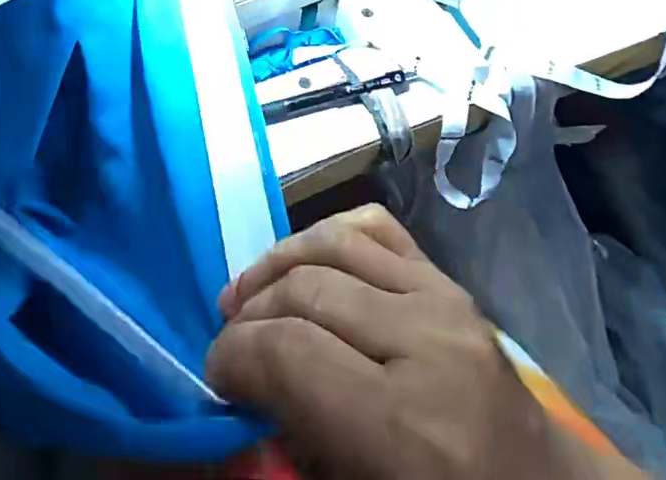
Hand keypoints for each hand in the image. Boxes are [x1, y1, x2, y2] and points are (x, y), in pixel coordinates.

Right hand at [206, 205, 614, 479]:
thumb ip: (290, 437)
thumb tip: (236, 386)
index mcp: (410, 426)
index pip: (289, 352)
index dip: (235, 356)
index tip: (217, 375)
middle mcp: (429, 345)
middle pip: (304, 291)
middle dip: (249, 316)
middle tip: (230, 345)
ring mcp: (445, 300)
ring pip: (331, 244)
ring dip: (275, 266)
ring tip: (248, 296)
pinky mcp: (448, 280)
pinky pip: (372, 228)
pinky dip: (325, 235)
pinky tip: (303, 263)